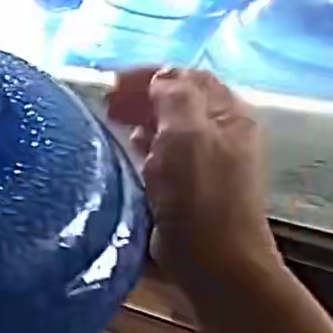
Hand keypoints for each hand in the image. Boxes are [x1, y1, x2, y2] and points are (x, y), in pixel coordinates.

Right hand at [106, 66, 281, 294]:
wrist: (212, 257)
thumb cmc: (199, 195)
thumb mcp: (186, 137)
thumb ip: (175, 100)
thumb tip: (162, 76)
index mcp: (228, 115)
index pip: (188, 77)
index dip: (150, 75)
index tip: (109, 82)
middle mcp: (220, 132)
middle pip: (179, 99)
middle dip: (141, 94)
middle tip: (104, 100)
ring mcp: (205, 160)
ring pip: (169, 125)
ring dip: (139, 117)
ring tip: (109, 120)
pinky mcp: (187, 185)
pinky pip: (163, 151)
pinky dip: (142, 142)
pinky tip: (125, 148)